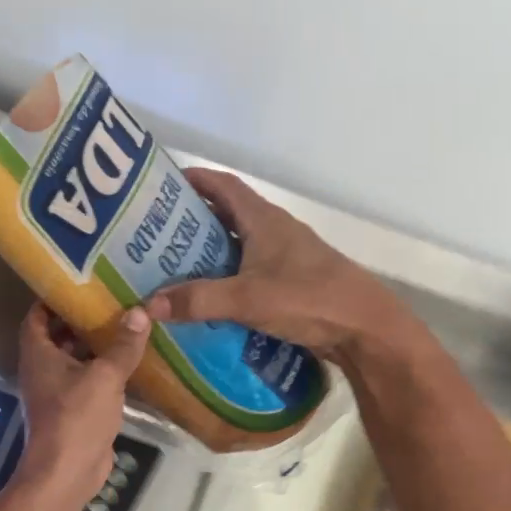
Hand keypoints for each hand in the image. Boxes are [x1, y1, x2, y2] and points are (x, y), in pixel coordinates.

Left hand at [15, 303, 149, 497]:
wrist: (66, 472)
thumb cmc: (76, 417)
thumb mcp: (105, 376)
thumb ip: (123, 345)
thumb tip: (140, 312)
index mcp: (37, 354)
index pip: (37, 315)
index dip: (53, 298)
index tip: (82, 283)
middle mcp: (41, 369)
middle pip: (57, 336)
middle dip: (81, 319)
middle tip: (113, 300)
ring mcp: (55, 392)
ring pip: (73, 360)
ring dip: (95, 346)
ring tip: (128, 324)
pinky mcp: (71, 411)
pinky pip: (86, 382)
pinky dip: (102, 371)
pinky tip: (130, 362)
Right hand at [145, 168, 421, 363]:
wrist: (363, 329)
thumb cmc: (308, 299)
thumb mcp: (246, 299)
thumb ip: (197, 300)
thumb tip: (147, 305)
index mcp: (264, 220)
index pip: (223, 186)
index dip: (194, 181)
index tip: (160, 186)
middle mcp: (272, 232)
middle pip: (225, 216)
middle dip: (189, 221)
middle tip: (152, 236)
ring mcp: (282, 258)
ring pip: (235, 246)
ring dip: (205, 253)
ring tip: (169, 269)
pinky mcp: (287, 283)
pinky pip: (244, 272)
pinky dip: (221, 278)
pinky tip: (203, 298)